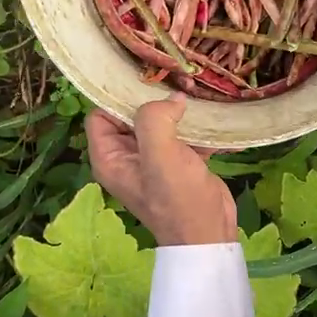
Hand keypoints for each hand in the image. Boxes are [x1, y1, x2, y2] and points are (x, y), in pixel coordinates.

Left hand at [86, 94, 237, 244]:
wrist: (209, 234)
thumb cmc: (178, 199)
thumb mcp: (160, 156)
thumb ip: (155, 120)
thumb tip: (172, 100)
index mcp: (110, 158)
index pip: (101, 115)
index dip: (120, 98)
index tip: (148, 82)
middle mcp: (127, 157)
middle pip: (132, 115)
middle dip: (154, 99)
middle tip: (179, 84)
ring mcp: (154, 160)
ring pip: (160, 123)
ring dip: (179, 110)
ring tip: (197, 94)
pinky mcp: (179, 162)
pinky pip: (182, 135)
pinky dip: (197, 126)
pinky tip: (214, 118)